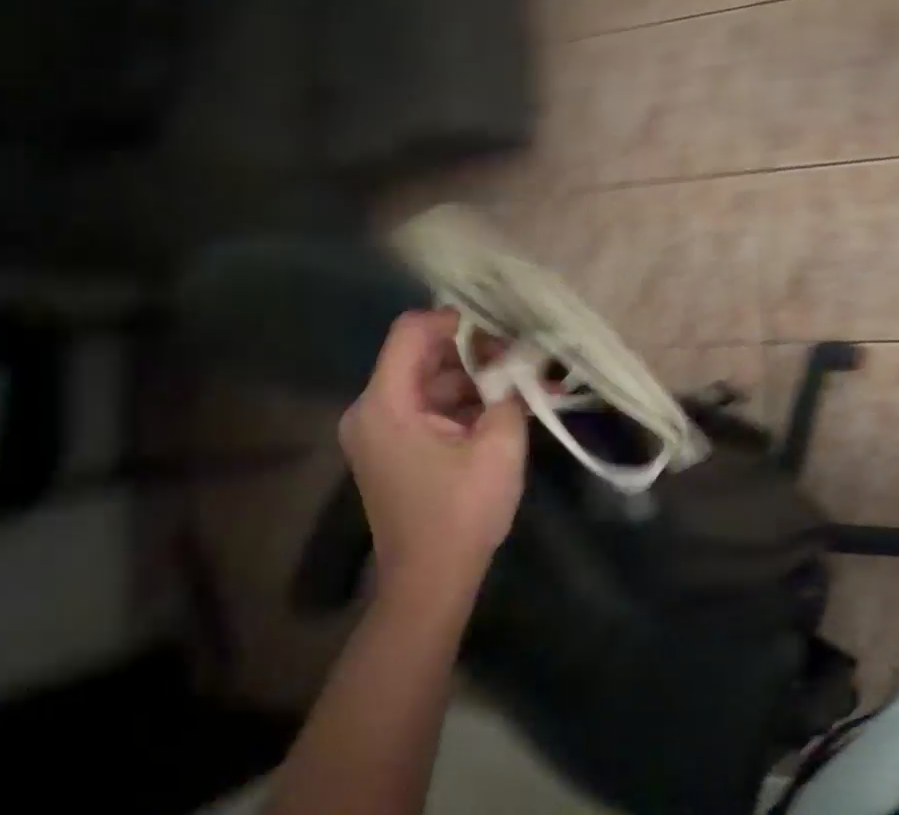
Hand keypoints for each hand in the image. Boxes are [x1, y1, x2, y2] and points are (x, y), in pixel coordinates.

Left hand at [337, 309, 527, 604]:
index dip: (457, 319)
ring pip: (430, 381)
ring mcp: (380, 431)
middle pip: (422, 355)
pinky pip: (429, 407)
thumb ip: (510, 391)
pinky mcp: (394, 449)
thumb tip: (523, 358)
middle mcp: (372, 409)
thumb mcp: (499, 444)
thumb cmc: (463, 509)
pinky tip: (507, 408)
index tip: (504, 330)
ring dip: (476, 379)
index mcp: (386, 404)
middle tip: (525, 358)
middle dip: (475, 351)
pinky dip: (465, 403)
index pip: (412, 331)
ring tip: (527, 383)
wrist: (431, 579)